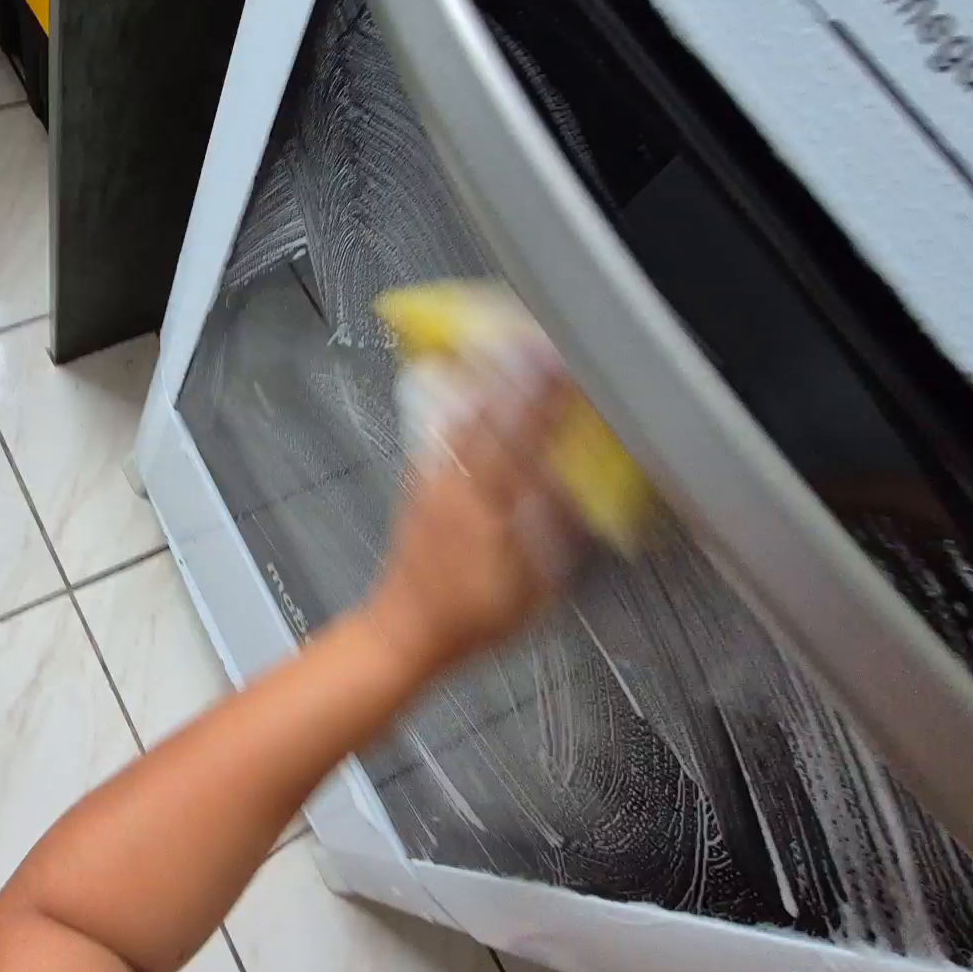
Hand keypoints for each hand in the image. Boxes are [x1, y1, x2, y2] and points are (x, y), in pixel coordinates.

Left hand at [366, 335, 584, 675]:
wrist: (405, 629)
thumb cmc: (473, 617)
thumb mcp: (534, 585)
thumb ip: (552, 530)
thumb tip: (567, 483)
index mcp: (489, 510)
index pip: (523, 439)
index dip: (543, 399)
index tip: (561, 366)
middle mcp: (455, 488)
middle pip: (486, 419)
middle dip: (512, 377)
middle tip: (533, 342)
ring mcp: (429, 485)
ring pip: (458, 423)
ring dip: (483, 386)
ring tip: (501, 353)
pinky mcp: (414, 490)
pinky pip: (437, 440)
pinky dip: (457, 412)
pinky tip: (464, 397)